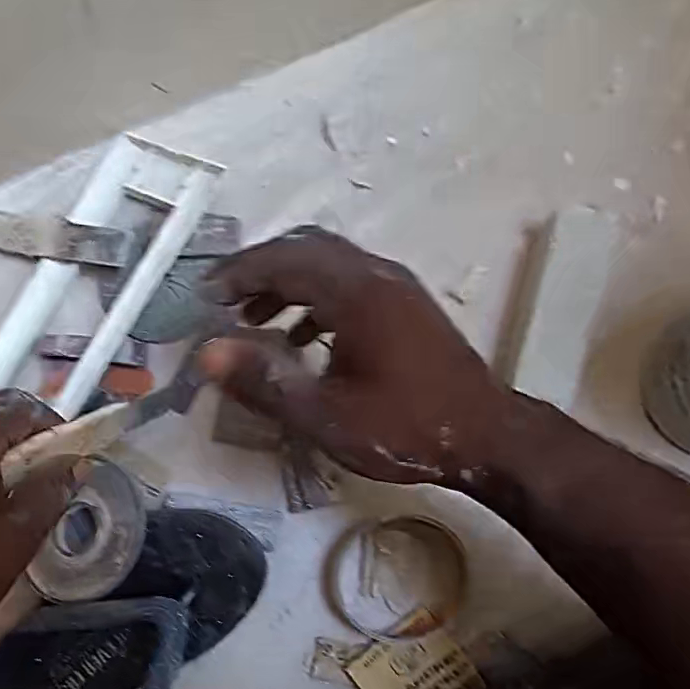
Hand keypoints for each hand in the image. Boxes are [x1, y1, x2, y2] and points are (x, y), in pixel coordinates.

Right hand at [198, 226, 514, 486]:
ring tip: (249, 319)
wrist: (486, 437)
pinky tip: (294, 338)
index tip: (203, 296)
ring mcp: (394, 289)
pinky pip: (344, 285)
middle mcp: (377, 278)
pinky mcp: (401, 308)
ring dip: (282, 284)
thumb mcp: (322, 415)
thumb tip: (206, 354)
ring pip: (326, 265)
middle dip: (257, 271)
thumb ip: (262, 382)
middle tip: (220, 300)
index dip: (239, 275)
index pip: (286, 262)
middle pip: (306, 251)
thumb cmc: (402, 429)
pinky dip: (309, 299)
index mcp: (358, 295)